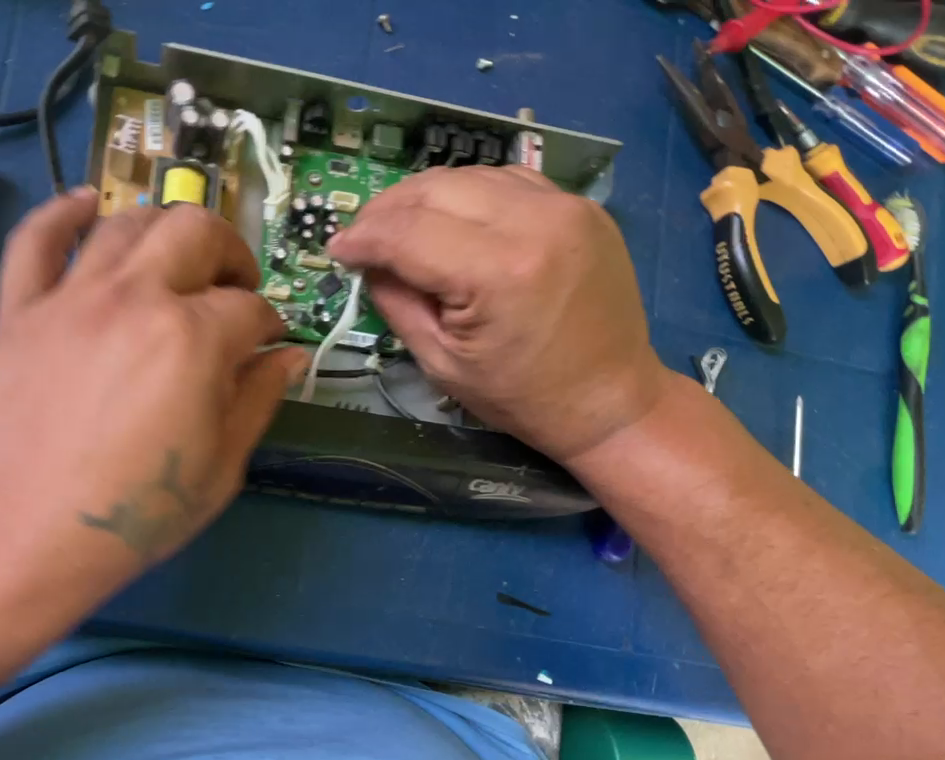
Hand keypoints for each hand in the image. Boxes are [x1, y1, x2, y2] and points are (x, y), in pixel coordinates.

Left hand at [0, 189, 304, 590]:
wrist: (37, 534)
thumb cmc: (140, 513)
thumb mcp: (221, 467)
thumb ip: (258, 400)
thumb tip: (288, 356)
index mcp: (193, 339)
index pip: (249, 307)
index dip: (268, 326)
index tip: (265, 347)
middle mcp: (135, 297)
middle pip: (196, 232)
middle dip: (230, 254)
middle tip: (232, 289)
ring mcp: (70, 297)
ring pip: (125, 223)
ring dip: (164, 230)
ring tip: (174, 262)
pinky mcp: (20, 310)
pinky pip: (35, 238)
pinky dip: (62, 213)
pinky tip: (86, 206)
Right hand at [326, 166, 667, 460]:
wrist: (608, 397)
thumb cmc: (520, 396)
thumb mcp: (441, 362)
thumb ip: (399, 304)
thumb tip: (369, 265)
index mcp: (498, 272)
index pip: (408, 232)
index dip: (363, 238)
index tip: (336, 251)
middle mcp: (535, 222)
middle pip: (435, 189)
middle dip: (385, 210)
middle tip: (360, 238)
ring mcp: (564, 207)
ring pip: (469, 176)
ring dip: (423, 197)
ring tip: (398, 228)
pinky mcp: (579, 207)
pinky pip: (506, 182)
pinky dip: (467, 195)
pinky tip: (449, 220)